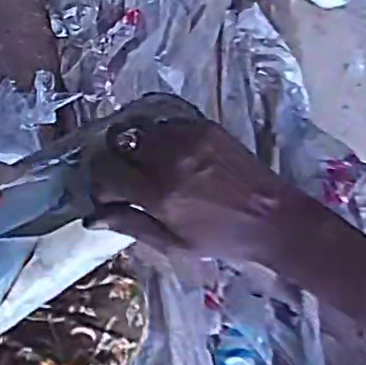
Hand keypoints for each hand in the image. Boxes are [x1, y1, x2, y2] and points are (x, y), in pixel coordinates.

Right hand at [86, 107, 333, 262]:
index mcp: (159, 194)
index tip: (108, 195)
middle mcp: (169, 159)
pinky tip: (169, 153)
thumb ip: (130, 224)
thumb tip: (90, 217)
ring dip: (135, 146)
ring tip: (147, 164)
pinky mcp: (204, 125)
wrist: (275, 218)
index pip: (105, 172)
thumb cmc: (222, 238)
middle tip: (124, 177)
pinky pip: (165, 122)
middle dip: (113, 160)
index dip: (99, 184)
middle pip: (117, 142)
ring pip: (138, 128)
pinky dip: (158, 136)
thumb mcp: (173, 242)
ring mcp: (187, 137)